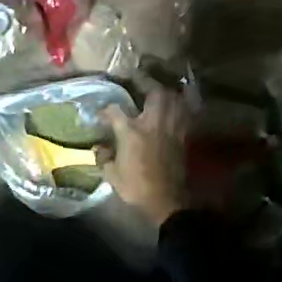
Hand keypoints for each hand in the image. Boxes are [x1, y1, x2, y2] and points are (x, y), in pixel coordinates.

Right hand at [102, 89, 187, 226]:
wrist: (166, 201)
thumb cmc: (136, 188)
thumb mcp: (112, 175)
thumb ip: (104, 157)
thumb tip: (97, 147)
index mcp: (131, 132)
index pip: (116, 110)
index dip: (106, 110)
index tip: (102, 114)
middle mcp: (153, 124)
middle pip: (155, 92)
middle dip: (147, 83)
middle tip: (139, 80)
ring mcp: (171, 128)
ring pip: (173, 100)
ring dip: (166, 92)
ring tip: (159, 90)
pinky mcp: (183, 137)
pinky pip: (184, 114)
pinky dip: (181, 107)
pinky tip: (176, 106)